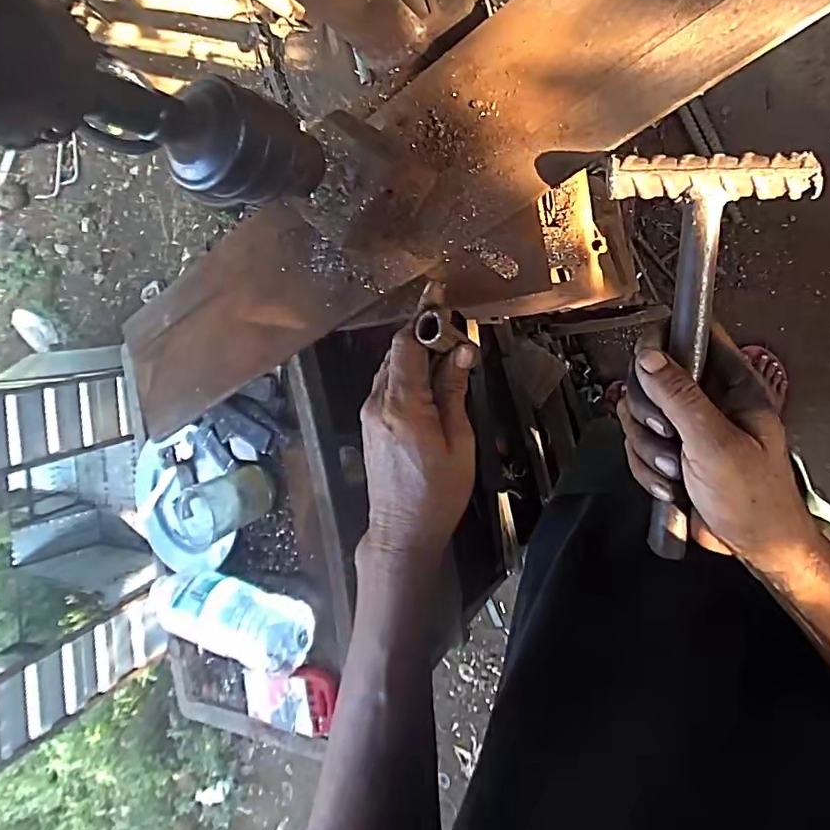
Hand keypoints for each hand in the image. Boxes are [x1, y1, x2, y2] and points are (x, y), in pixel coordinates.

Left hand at [360, 328, 477, 558]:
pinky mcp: (369, 421)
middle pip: (396, 351)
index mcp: (402, 405)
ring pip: (391, 366)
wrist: (401, 530)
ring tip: (445, 353)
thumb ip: (454, 391)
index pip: (407, 345)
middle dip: (423, 334)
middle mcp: (378, 402)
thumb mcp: (458, 441)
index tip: (439, 299)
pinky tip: (428, 378)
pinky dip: (407, 372)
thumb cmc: (437, 493)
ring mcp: (369, 412)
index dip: (423, 318)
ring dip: (415, 353)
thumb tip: (460, 352)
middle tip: (452, 329)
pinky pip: (387, 384)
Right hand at [616, 327, 818, 566]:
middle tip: (668, 431)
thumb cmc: (758, 501)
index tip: (647, 366)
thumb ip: (681, 397)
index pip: (690, 333)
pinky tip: (671, 481)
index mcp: (732, 384)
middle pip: (650, 372)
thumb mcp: (717, 444)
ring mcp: (686, 421)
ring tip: (677, 467)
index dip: (661, 341)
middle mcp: (707, 397)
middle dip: (648, 410)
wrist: (755, 546)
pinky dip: (644, 464)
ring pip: (637, 410)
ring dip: (647, 445)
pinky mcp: (670, 445)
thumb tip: (651, 358)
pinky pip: (635, 440)